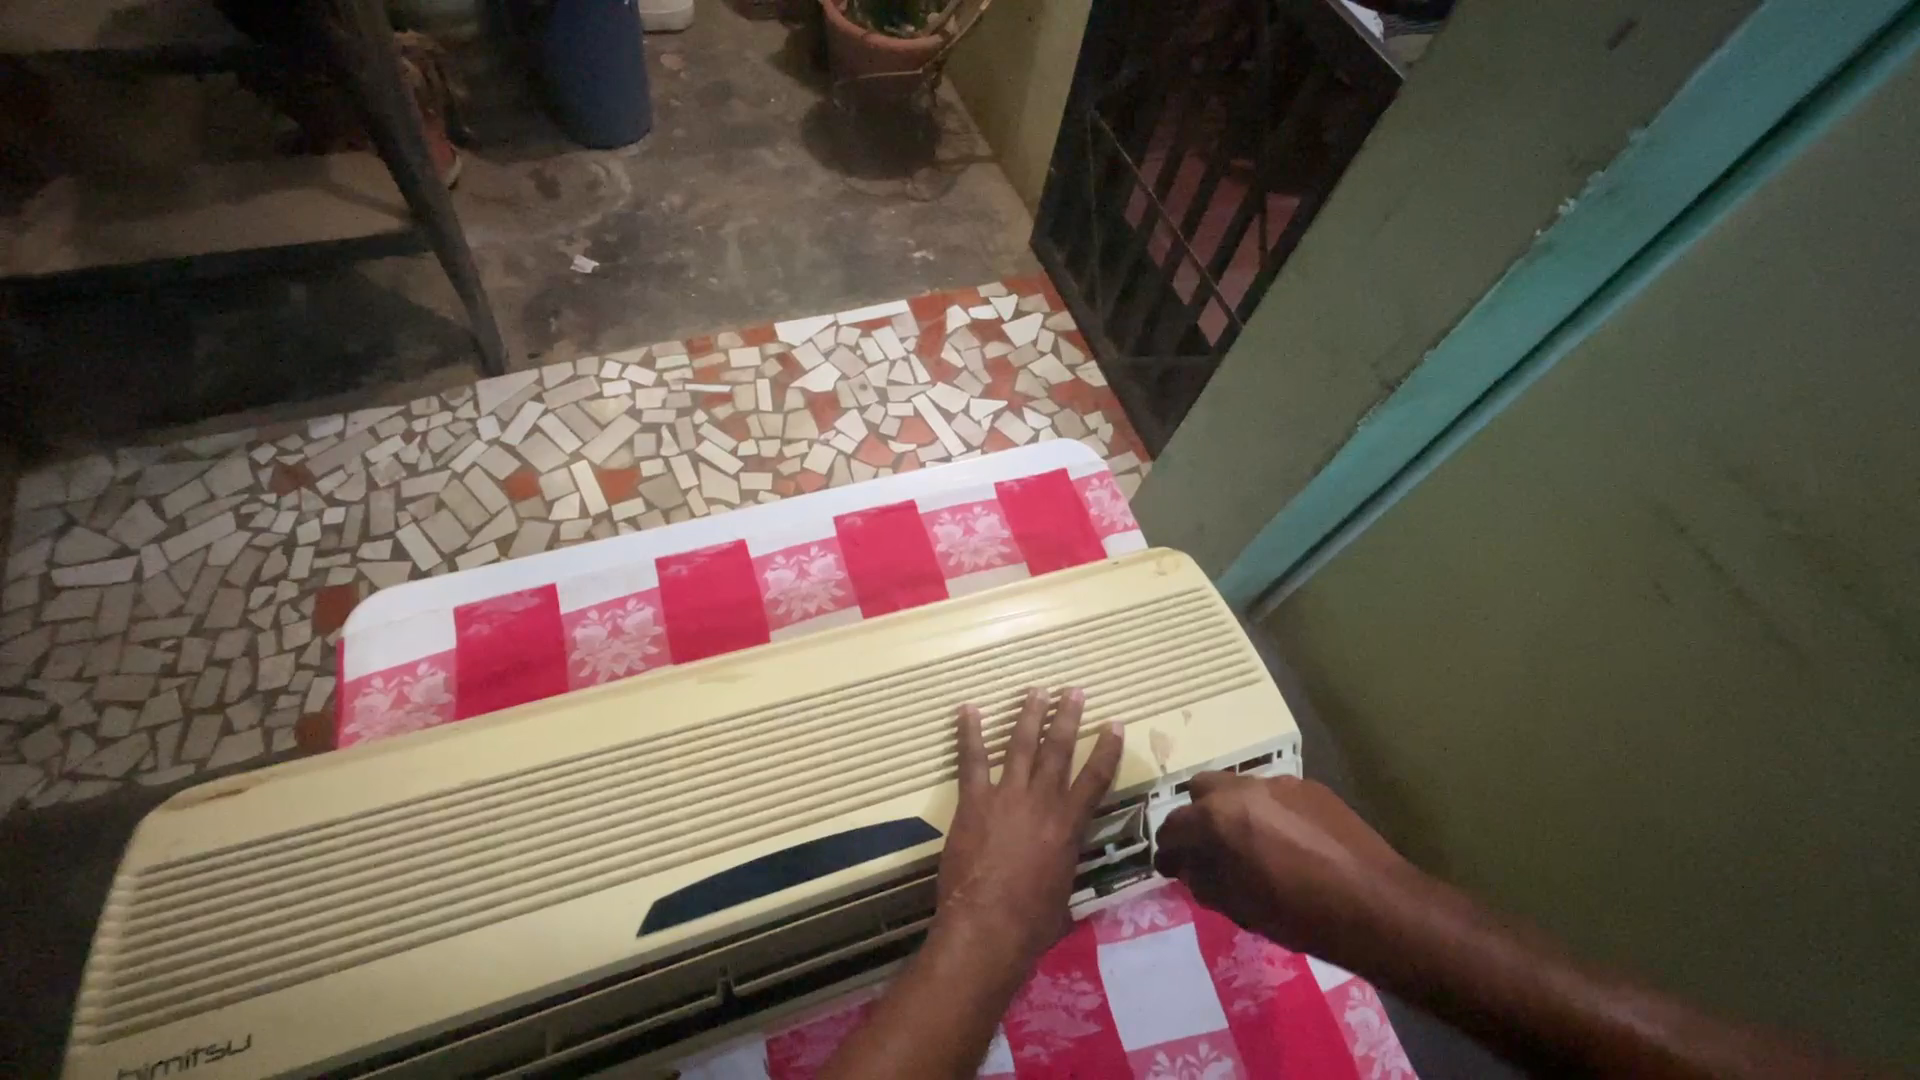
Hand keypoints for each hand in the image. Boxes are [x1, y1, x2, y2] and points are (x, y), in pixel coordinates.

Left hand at [936, 687, 1124, 966]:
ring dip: (1029, 715)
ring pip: (1021, 745)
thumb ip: (1063, 868)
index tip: (1114, 724)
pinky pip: (972, 759)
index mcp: (1069, 826)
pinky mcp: (974, 801)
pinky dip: (969, 732)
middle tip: (1074, 690)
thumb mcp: (1062, 894)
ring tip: (1035, 690)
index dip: (1107, 750)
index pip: (1095, 779)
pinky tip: (969, 708)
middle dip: (1067, 717)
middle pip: (1059, 750)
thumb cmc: (1031, 923)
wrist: (989, 927)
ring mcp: (1007, 797)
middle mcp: (1042, 802)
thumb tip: (1062, 870)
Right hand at [1153, 771, 1420, 965]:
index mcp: (1216, 818)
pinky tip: (1289, 843)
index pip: (1173, 826)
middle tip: (1209, 848)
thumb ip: (1203, 880)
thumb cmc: (1298, 914)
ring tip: (1252, 845)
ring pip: (1239, 788)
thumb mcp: (1238, 907)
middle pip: (1201, 790)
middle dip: (1197, 816)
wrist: (1377, 906)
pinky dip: (1269, 813)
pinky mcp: (1310, 787)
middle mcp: (1241, 789)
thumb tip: (1188, 867)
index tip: (1171, 868)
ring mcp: (1278, 783)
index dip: (1168, 851)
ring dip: (1234, 811)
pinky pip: (1274, 796)